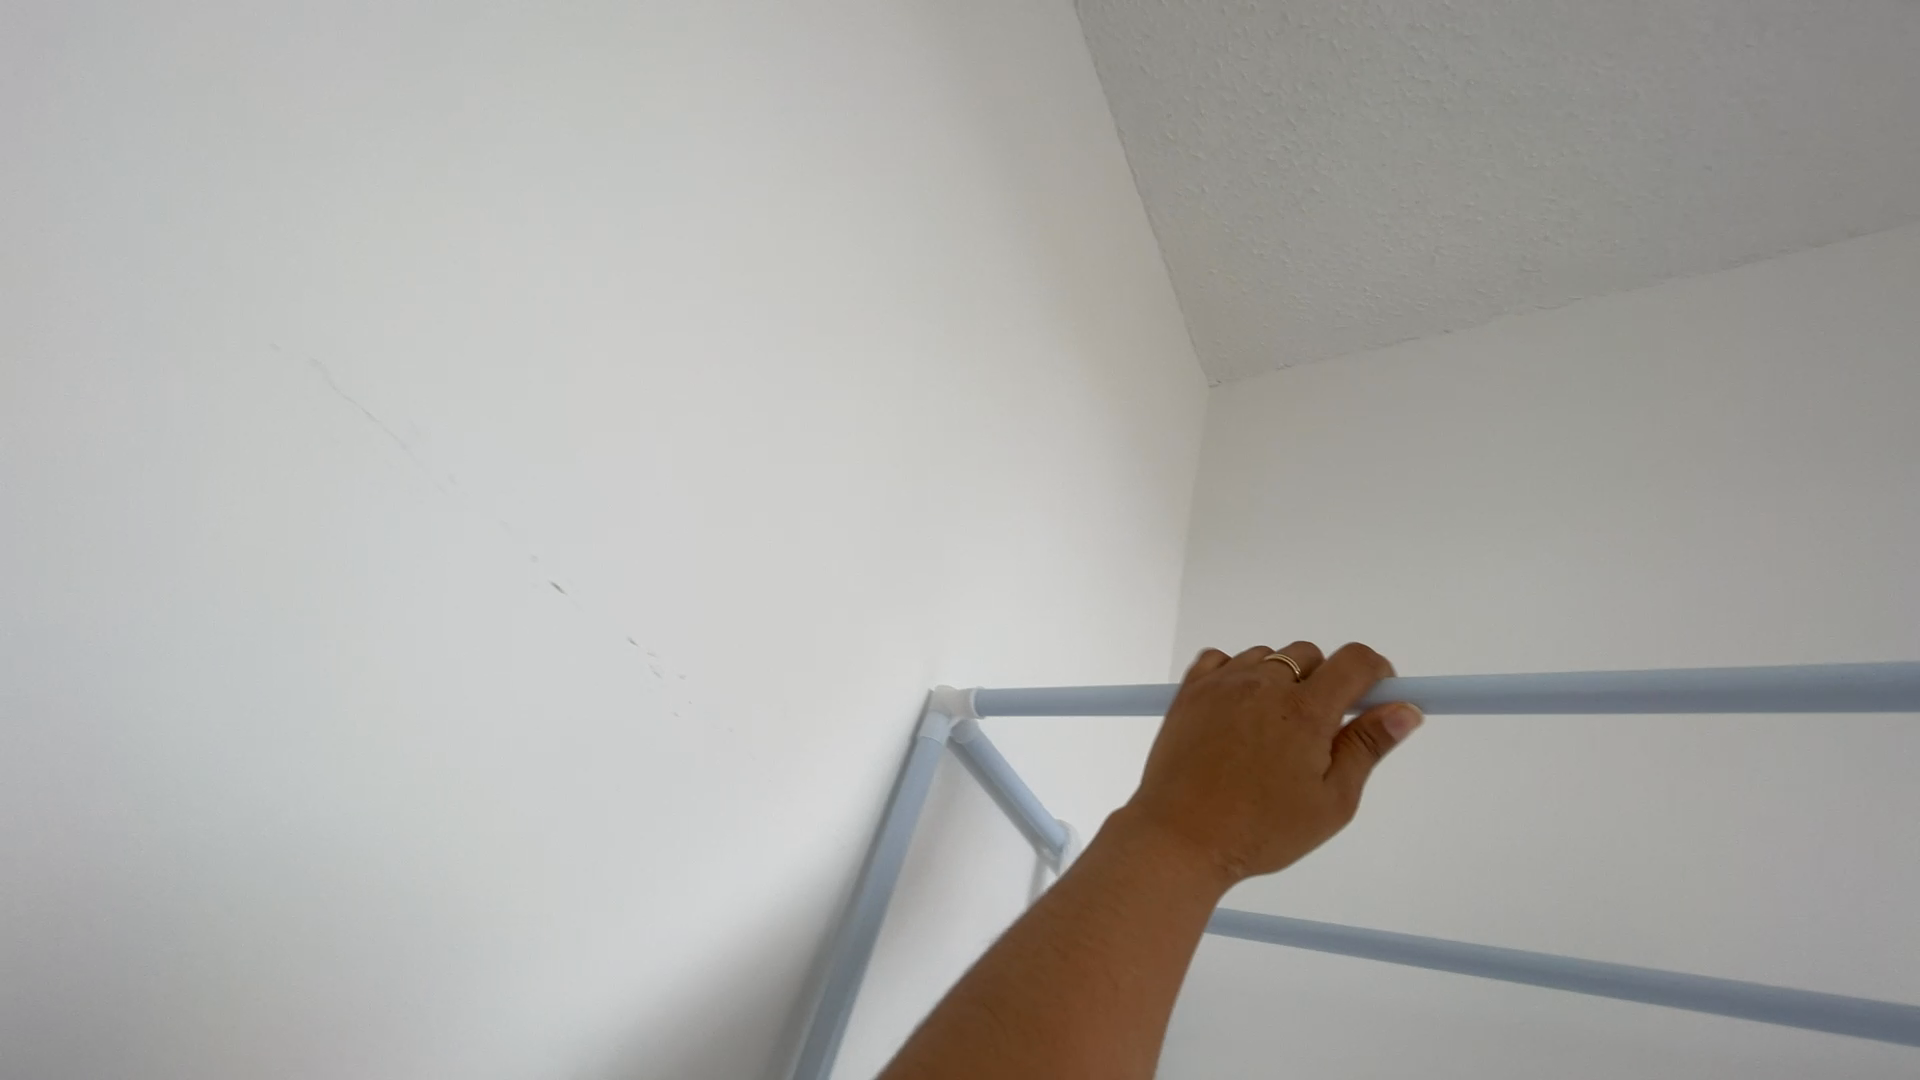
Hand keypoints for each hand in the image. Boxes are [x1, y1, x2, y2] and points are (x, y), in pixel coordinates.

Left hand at [1117, 642, 1422, 886]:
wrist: (1182, 834)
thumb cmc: (1262, 829)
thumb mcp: (1331, 800)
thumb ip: (1367, 747)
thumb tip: (1404, 710)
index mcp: (1305, 711)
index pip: (1354, 661)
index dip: (1375, 670)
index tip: (1377, 693)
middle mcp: (1262, 685)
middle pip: (1308, 655)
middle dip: (1324, 681)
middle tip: (1316, 729)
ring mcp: (1221, 684)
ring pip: (1265, 657)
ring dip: (1278, 679)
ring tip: (1271, 728)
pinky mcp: (1188, 690)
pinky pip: (1219, 660)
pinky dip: (1234, 674)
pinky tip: (1236, 710)